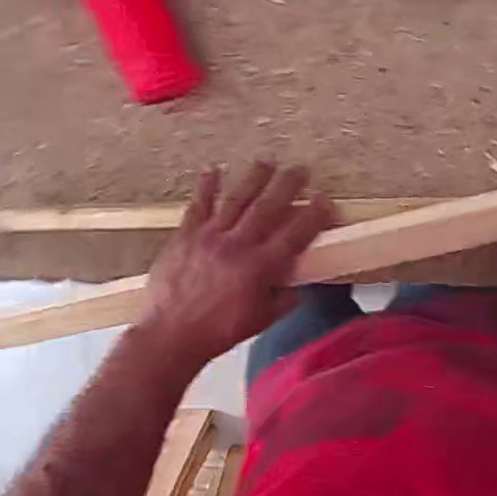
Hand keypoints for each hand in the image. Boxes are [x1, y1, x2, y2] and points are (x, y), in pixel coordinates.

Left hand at [133, 162, 330, 367]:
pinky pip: (199, 206)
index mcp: (261, 267)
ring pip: (236, 200)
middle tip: (300, 169)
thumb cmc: (220, 330)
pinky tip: (213, 171)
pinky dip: (207, 187)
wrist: (171, 334)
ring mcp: (210, 237)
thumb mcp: (262, 318)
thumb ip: (283, 299)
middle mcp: (238, 245)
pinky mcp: (186, 237)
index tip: (325, 199)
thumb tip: (296, 288)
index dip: (313, 215)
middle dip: (287, 185)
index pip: (295, 234)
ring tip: (266, 161)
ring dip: (253, 178)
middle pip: (268, 207)